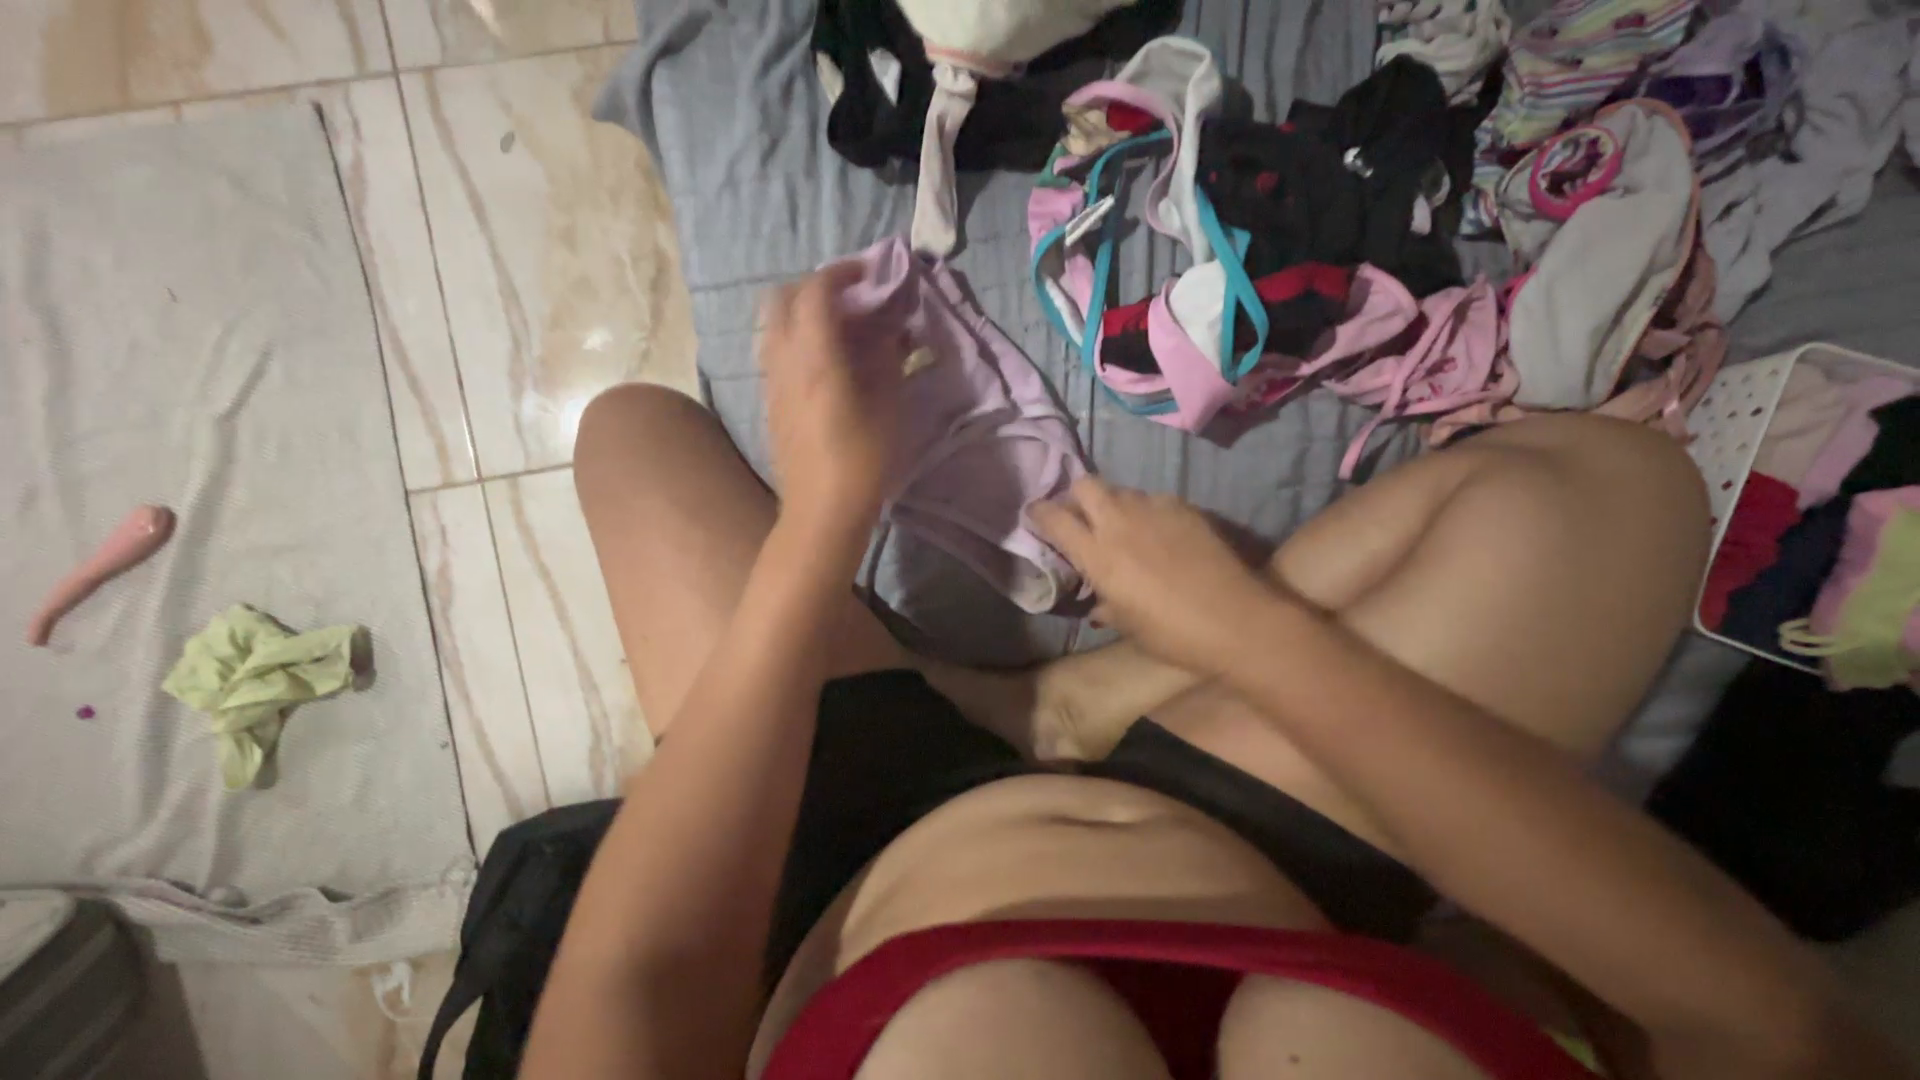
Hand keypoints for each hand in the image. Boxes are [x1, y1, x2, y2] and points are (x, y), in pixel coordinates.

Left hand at [758, 261, 901, 538]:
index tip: (869, 273)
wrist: (821, 512)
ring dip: (802, 313)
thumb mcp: (889, 405)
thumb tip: (888, 328)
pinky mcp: (769, 403)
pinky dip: (796, 340)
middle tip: (850, 298)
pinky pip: (775, 352)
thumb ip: (886, 357)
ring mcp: (771, 383)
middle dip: (814, 287)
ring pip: (774, 326)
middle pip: (782, 298)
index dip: (841, 272)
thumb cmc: (864, 461)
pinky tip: (825, 364)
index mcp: (815, 358)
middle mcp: (784, 362)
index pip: (815, 291)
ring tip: (838, 329)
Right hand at [1031, 477, 1282, 674]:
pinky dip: (1148, 511)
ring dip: (1114, 504)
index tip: (1035, 517)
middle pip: (1085, 484)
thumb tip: (1098, 600)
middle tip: (1082, 519)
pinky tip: (1160, 533)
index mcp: (1097, 554)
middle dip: (1077, 497)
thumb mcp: (1127, 625)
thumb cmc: (1173, 635)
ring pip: (1122, 490)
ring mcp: (1154, 509)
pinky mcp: (1185, 507)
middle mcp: (1119, 522)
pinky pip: (1155, 499)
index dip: (1039, 513)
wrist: (1236, 620)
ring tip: (1124, 527)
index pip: (1053, 517)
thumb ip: (1105, 603)